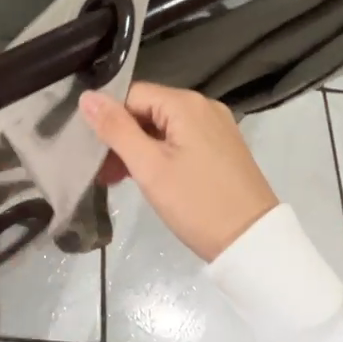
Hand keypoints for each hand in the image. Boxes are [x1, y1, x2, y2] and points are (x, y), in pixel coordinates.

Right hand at [79, 83, 278, 261]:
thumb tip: (87, 96)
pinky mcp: (225, 147)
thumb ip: (116, 129)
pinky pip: (184, 139)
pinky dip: (164, 154)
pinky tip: (154, 179)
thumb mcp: (149, 168)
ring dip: (142, 149)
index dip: (111, 121)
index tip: (97, 154)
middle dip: (124, 138)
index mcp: (185, 102)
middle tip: (106, 174)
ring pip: (165, 127)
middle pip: (149, 109)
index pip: (132, 96)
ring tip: (124, 180)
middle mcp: (204, 105)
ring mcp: (218, 126)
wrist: (255, 245)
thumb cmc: (197, 204)